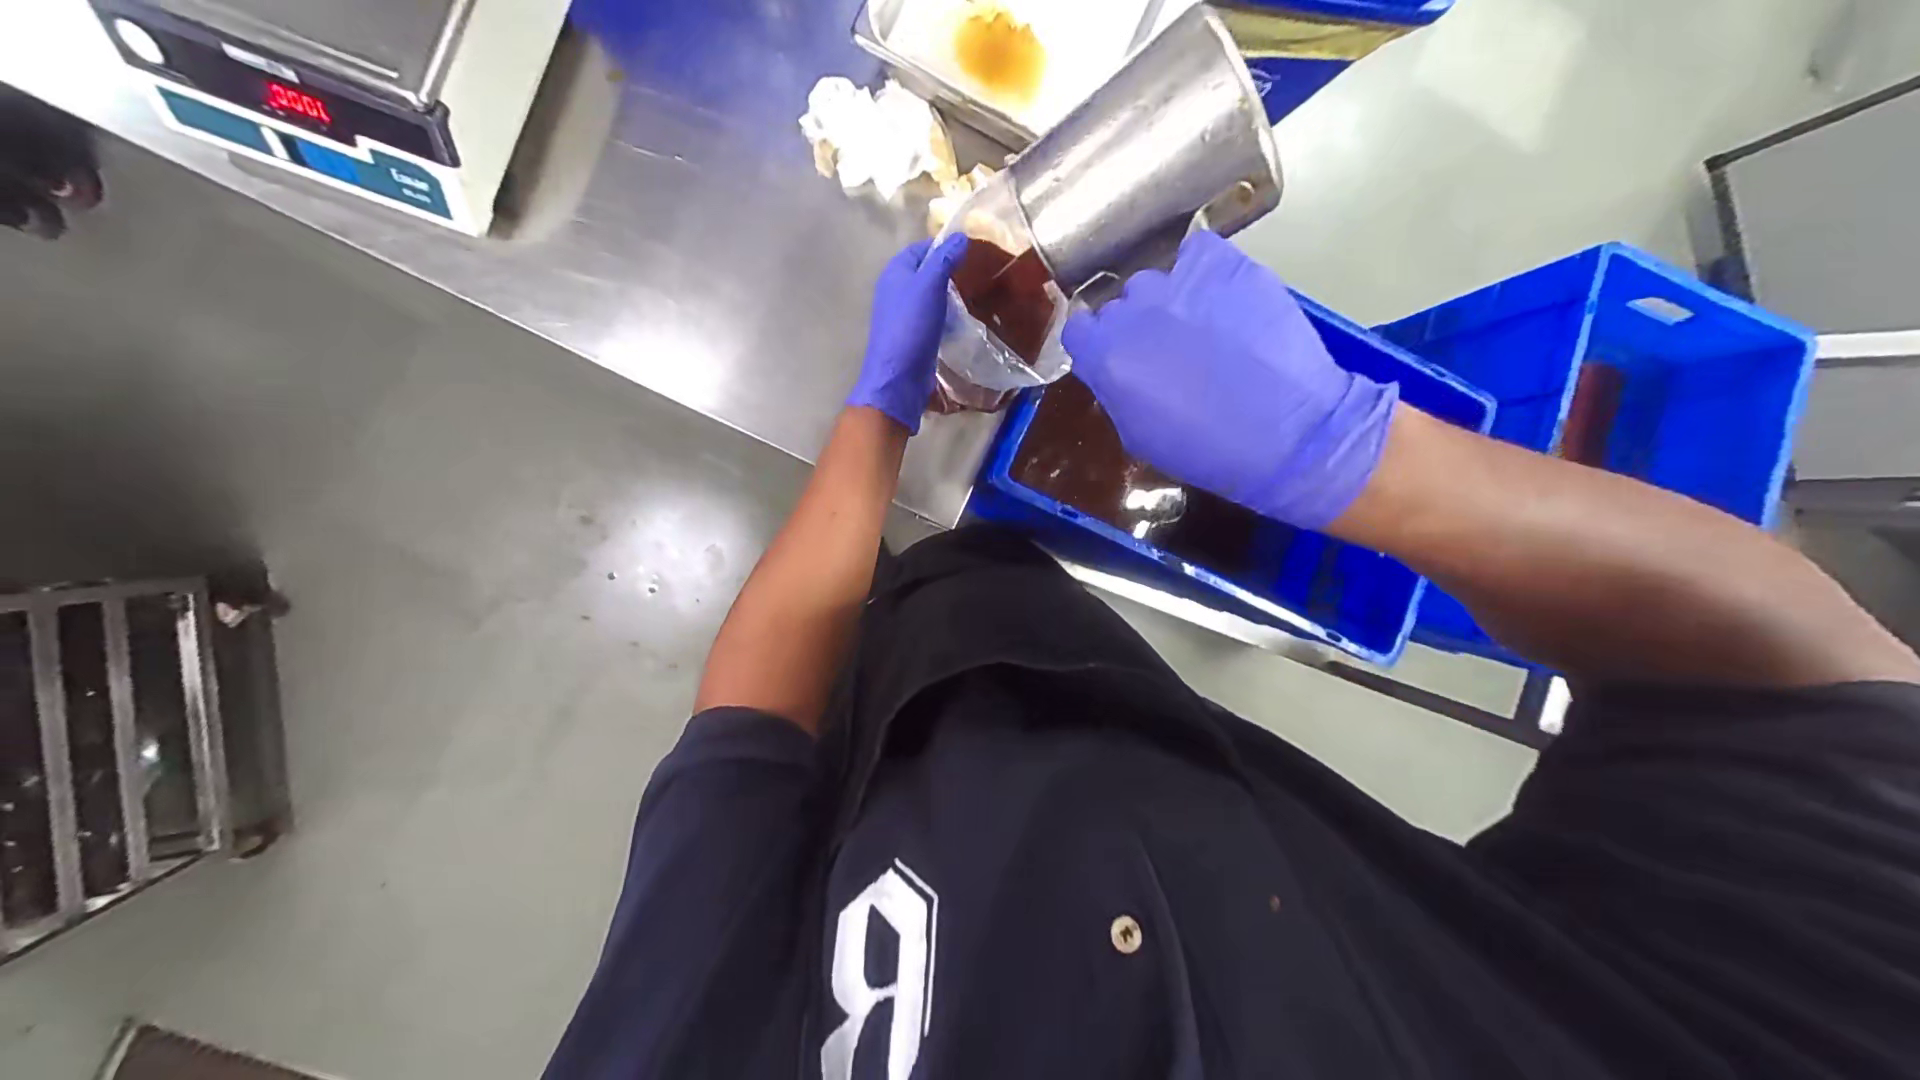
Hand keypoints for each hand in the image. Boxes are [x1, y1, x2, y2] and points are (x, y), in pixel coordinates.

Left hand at [848, 234, 969, 433]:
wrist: (899, 379)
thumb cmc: (911, 327)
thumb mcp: (930, 286)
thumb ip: (944, 259)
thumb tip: (960, 236)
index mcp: (896, 272)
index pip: (923, 248)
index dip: (946, 246)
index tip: (974, 252)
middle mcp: (895, 290)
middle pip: (927, 272)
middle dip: (950, 272)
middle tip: (979, 275)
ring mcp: (902, 315)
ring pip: (931, 297)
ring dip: (951, 297)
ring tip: (977, 297)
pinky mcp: (912, 337)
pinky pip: (932, 319)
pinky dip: (947, 317)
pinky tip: (964, 323)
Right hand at [1061, 231, 1396, 529]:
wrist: (1287, 432)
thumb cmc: (1204, 449)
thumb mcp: (1137, 435)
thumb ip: (1112, 390)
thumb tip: (1110, 366)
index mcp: (1106, 355)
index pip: (1078, 329)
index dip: (1095, 344)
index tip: (1115, 357)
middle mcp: (1134, 311)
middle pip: (1118, 305)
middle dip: (1133, 325)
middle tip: (1164, 351)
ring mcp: (1180, 282)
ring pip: (1156, 280)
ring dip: (1167, 300)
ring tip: (1199, 325)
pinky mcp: (1225, 264)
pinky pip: (1197, 253)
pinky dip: (1202, 271)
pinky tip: (1221, 299)